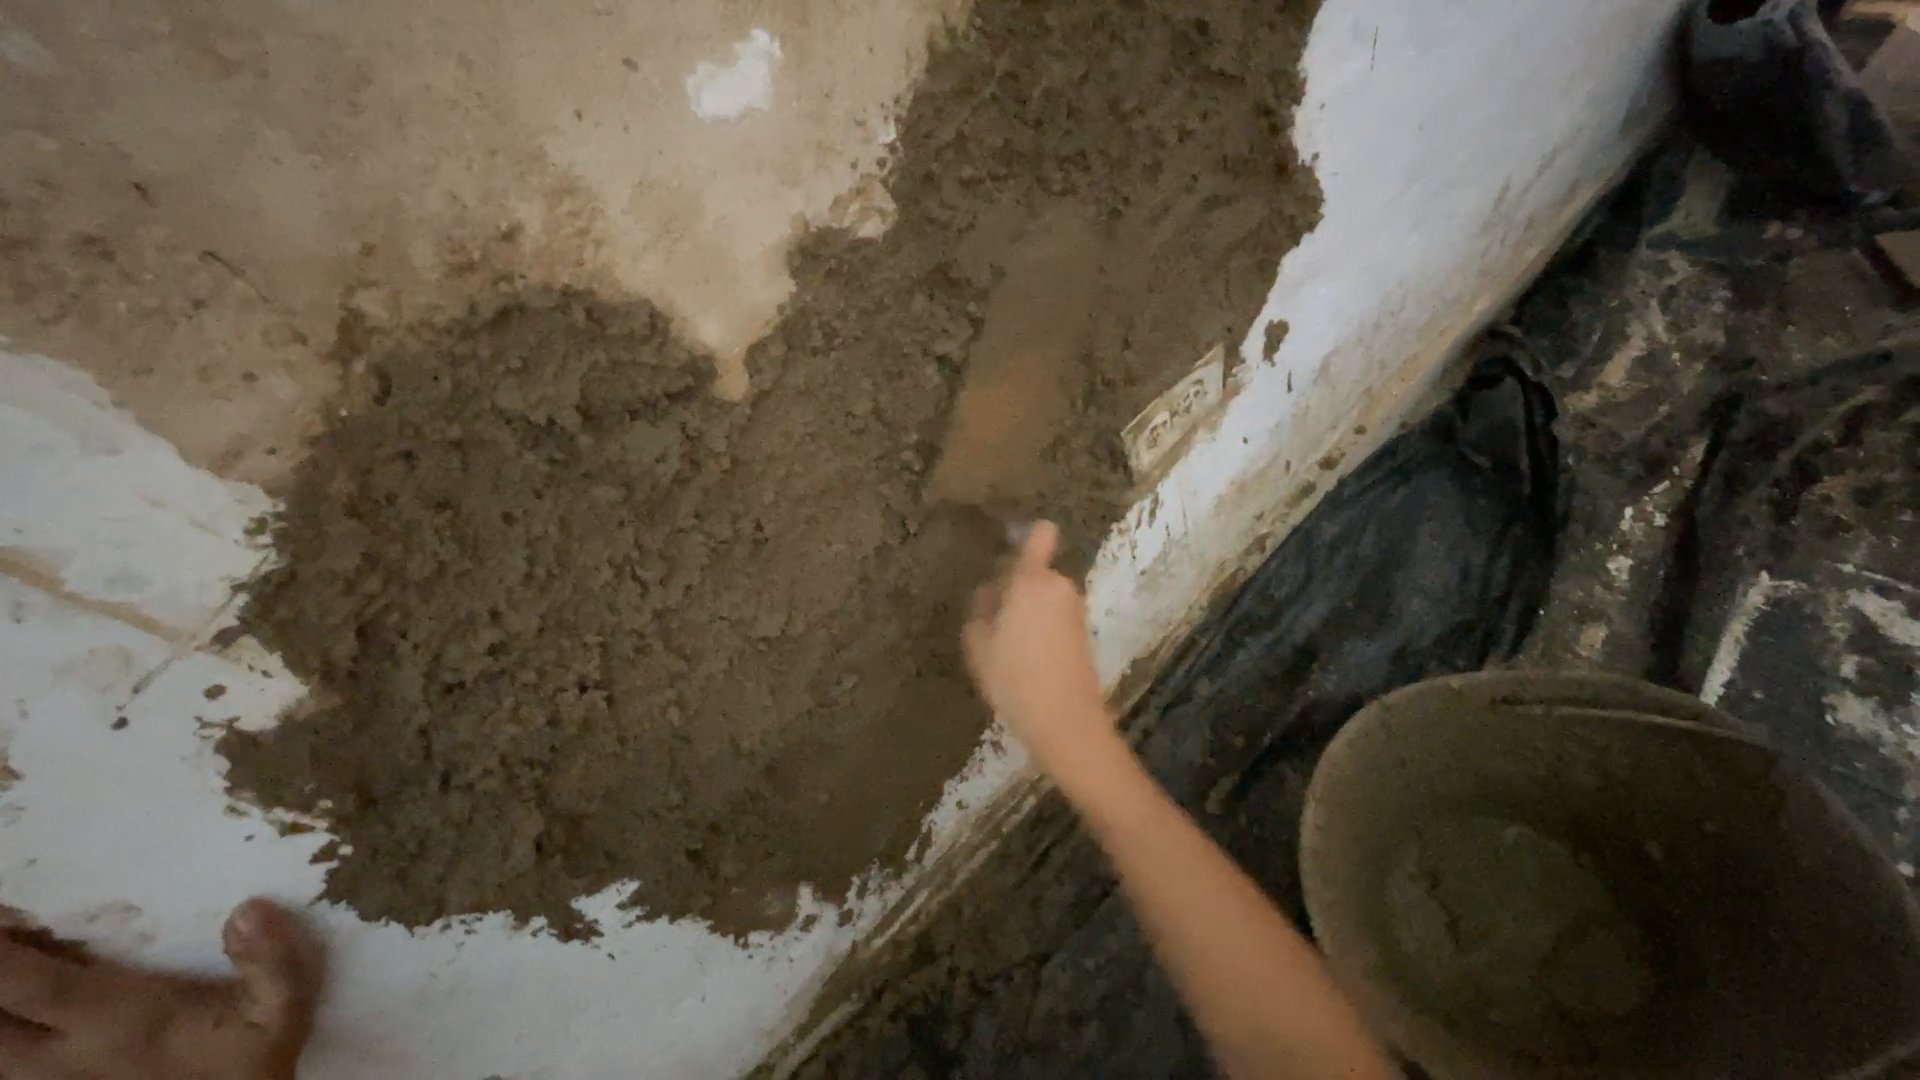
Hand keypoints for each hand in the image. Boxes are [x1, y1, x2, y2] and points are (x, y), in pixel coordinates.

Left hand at [0, 898, 322, 1079]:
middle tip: (8, 927)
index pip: (27, 987)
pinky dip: (10, 1027)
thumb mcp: (282, 1008)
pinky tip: (27, 1007)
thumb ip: (271, 961)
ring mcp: (54, 1077)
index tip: (3, 910)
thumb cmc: (253, 1059)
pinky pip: (8, 1061)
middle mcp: (65, 1054)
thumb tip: (248, 907)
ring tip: (17, 963)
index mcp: (117, 1023)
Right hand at [963, 521, 1116, 779]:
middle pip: (1035, 571)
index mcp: (1031, 580)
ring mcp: (1075, 610)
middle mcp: (1059, 586)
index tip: (1009, 543)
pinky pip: (1054, 616)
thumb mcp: (978, 644)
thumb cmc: (1014, 677)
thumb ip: (981, 609)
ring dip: (1028, 609)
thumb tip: (989, 591)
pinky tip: (1025, 658)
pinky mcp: (1083, 633)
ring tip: (1006, 645)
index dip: (1028, 535)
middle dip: (1016, 585)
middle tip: (993, 617)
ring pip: (1044, 595)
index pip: (1040, 536)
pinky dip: (1041, 627)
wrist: (1065, 720)